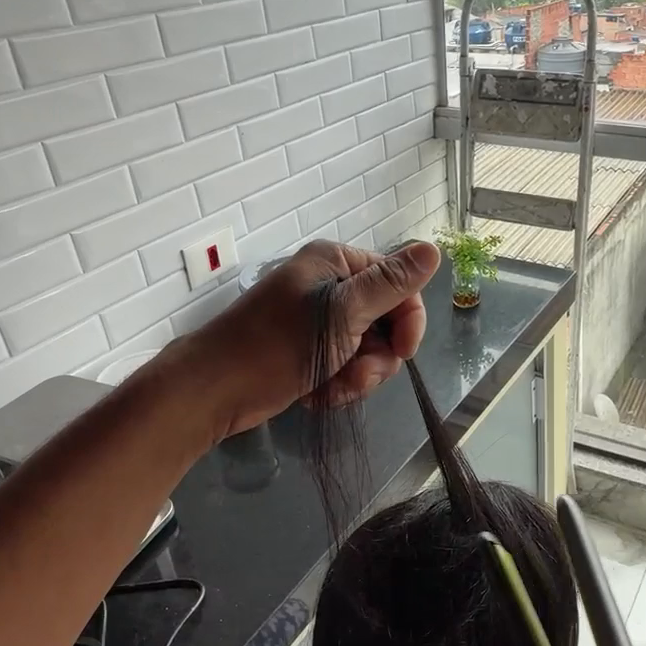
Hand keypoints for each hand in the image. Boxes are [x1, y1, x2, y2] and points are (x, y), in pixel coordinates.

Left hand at [166, 239, 439, 439]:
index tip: (402, 353)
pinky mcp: (307, 350)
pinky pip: (344, 366)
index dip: (407, 322)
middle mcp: (329, 285)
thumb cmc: (276, 347)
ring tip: (330, 391)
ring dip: (357, 377)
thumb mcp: (342, 314)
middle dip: (376, 358)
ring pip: (367, 351)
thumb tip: (433, 249)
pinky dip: (337, 385)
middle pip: (386, 322)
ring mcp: (317, 320)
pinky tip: (316, 396)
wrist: (212, 392)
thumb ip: (390, 284)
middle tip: (354, 377)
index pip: (399, 285)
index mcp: (337, 263)